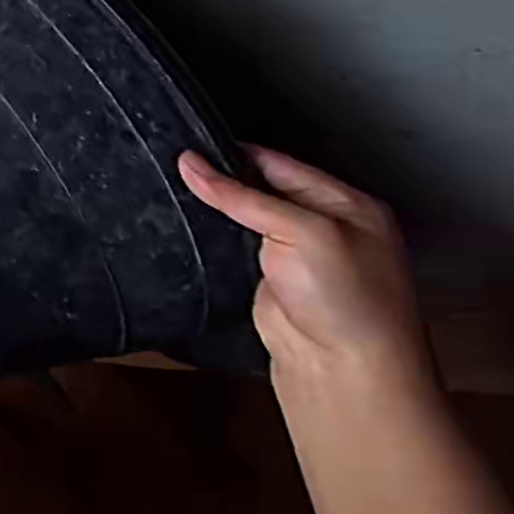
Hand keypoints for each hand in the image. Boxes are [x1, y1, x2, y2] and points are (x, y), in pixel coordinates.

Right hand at [178, 146, 432, 390]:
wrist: (342, 368)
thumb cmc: (346, 300)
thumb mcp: (302, 232)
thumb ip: (241, 195)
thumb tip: (187, 161)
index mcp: (346, 203)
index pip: (274, 160)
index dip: (228, 151)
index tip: (183, 145)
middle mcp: (321, 221)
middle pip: (254, 183)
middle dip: (215, 176)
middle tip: (170, 164)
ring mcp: (293, 247)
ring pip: (238, 210)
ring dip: (209, 203)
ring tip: (166, 186)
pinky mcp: (266, 269)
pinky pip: (230, 236)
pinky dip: (207, 227)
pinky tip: (182, 219)